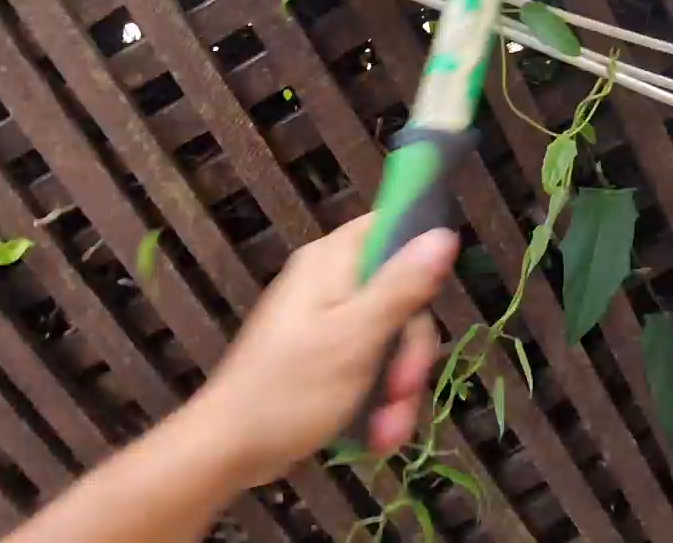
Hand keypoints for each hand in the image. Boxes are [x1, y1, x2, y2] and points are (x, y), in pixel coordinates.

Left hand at [187, 216, 459, 487]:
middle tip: (405, 388)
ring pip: (389, 333)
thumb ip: (401, 285)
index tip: (434, 298)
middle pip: (399, 291)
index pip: (390, 224)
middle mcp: (330, 278)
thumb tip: (443, 233)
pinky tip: (379, 431)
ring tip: (389, 429)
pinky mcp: (324, 350)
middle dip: (409, 349)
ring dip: (397, 383)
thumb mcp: (356, 336)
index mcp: (332, 259)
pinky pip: (369, 358)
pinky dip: (378, 393)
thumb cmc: (290, 387)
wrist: (229, 448)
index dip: (422, 253)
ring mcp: (326, 316)